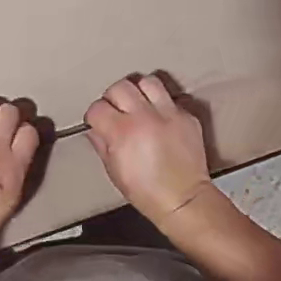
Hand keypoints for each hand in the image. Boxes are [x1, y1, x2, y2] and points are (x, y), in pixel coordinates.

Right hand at [83, 75, 216, 227]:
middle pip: (120, 87)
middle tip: (115, 111)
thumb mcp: (115, 172)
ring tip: (138, 105)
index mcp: (122, 132)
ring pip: (147, 82)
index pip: (97, 108)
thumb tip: (96, 131)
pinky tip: (158, 118)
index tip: (97, 123)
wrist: (182, 198)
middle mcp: (145, 116)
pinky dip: (160, 104)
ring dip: (138, 91)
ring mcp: (168, 113)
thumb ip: (102, 146)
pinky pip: (170, 98)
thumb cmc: (147, 192)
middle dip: (113, 98)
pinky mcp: (186, 116)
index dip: (94, 116)